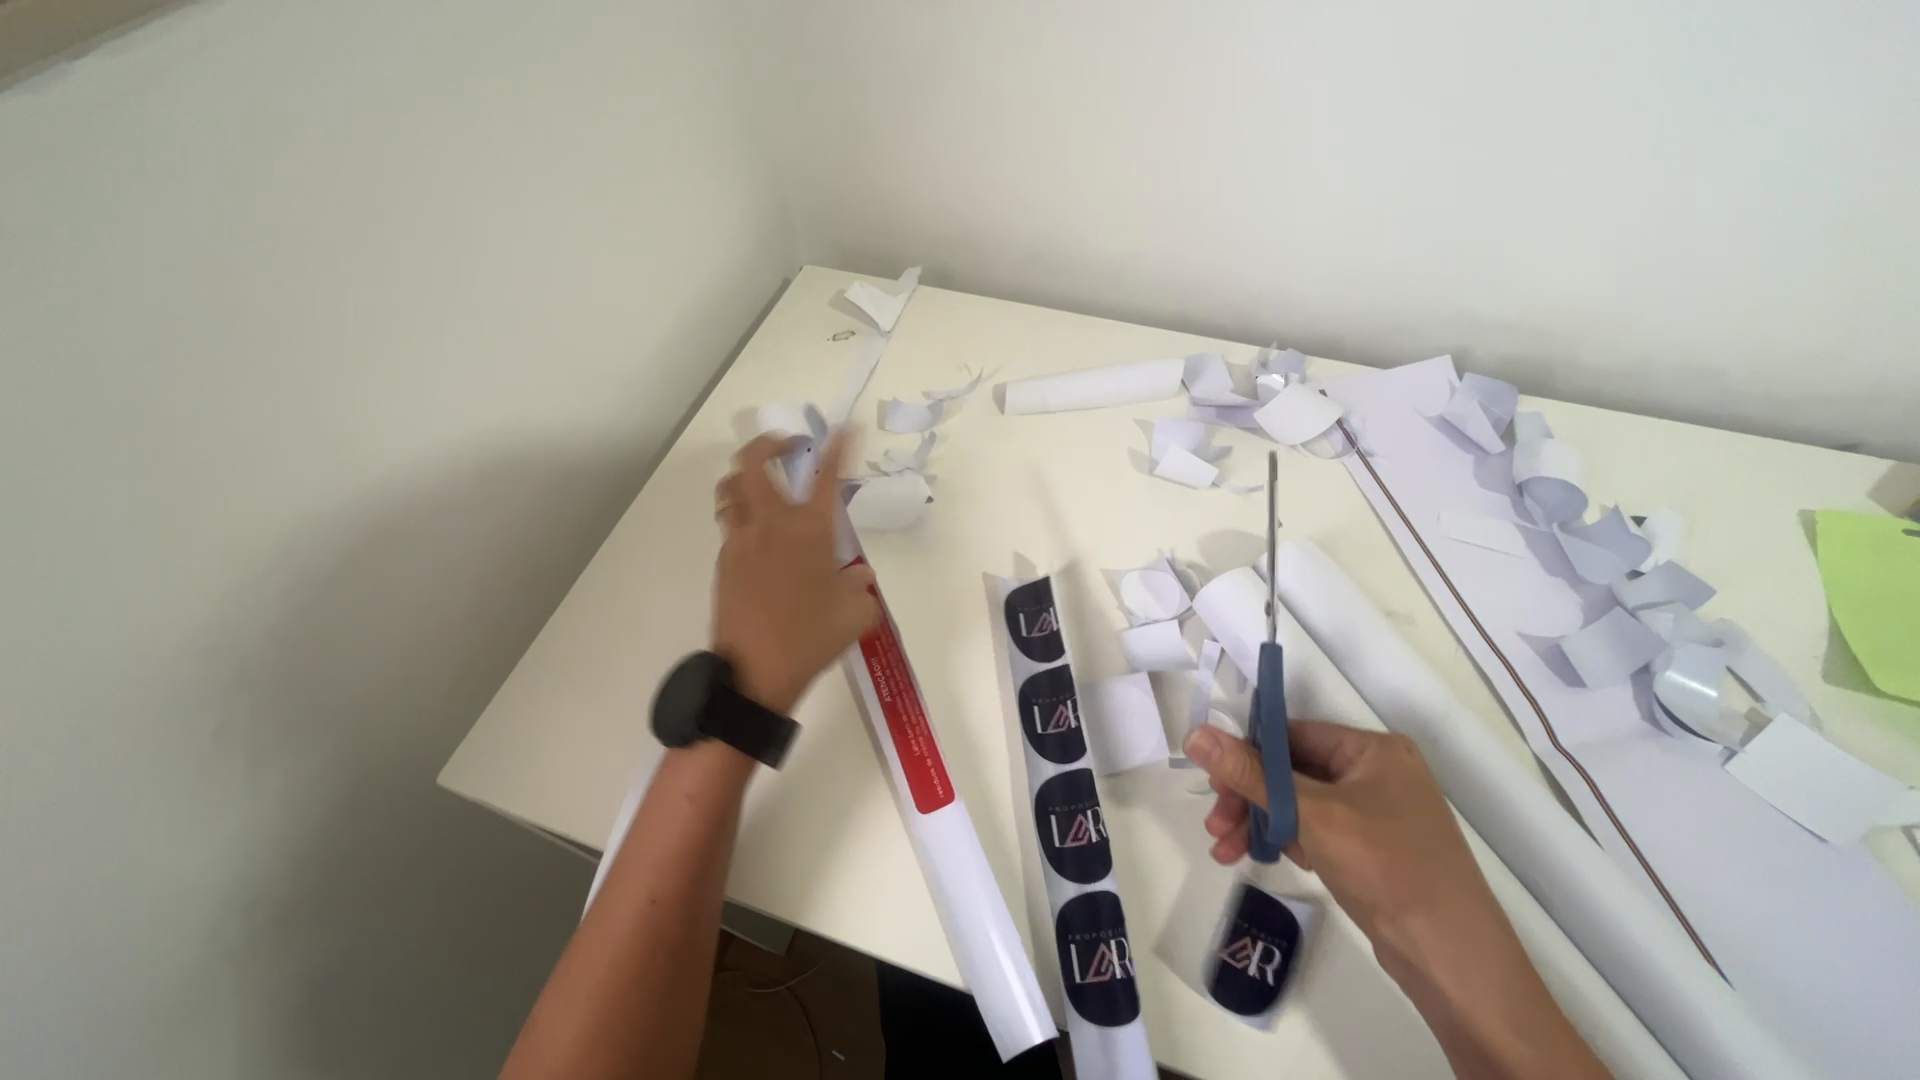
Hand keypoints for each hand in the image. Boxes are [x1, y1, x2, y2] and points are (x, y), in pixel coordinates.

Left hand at [711, 430, 879, 713]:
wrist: (756, 673)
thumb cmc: (812, 639)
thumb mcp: (856, 614)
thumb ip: (860, 587)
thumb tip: (859, 576)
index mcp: (810, 531)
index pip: (827, 476)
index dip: (839, 447)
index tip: (846, 428)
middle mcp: (771, 525)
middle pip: (754, 462)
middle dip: (770, 442)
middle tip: (790, 446)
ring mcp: (740, 542)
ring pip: (730, 488)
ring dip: (746, 475)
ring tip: (765, 483)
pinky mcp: (723, 562)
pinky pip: (729, 524)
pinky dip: (743, 516)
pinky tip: (761, 538)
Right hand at [1183, 721, 1504, 981]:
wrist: (1451, 956)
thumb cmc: (1384, 867)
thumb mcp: (1309, 814)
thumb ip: (1249, 773)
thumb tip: (1195, 734)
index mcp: (1373, 750)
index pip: (1293, 734)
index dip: (1247, 753)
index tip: (1212, 781)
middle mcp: (1377, 773)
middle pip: (1291, 771)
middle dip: (1248, 797)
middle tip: (1215, 825)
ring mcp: (1376, 813)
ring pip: (1298, 804)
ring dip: (1259, 822)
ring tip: (1223, 850)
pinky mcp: (1371, 849)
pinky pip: (1314, 830)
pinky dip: (1285, 840)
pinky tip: (1260, 859)